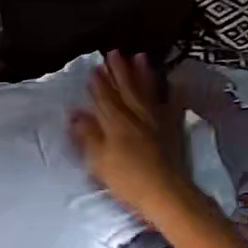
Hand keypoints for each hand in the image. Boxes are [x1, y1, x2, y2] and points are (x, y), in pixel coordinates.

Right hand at [69, 51, 202, 223]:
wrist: (167, 195)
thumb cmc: (126, 181)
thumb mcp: (97, 160)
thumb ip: (87, 135)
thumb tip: (74, 114)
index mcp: (116, 124)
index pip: (105, 99)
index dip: (98, 83)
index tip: (94, 67)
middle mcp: (138, 117)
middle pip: (127, 90)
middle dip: (120, 71)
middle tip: (115, 52)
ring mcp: (158, 122)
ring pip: (149, 92)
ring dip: (143, 74)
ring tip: (141, 57)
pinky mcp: (174, 131)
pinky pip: (173, 105)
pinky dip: (172, 92)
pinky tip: (173, 83)